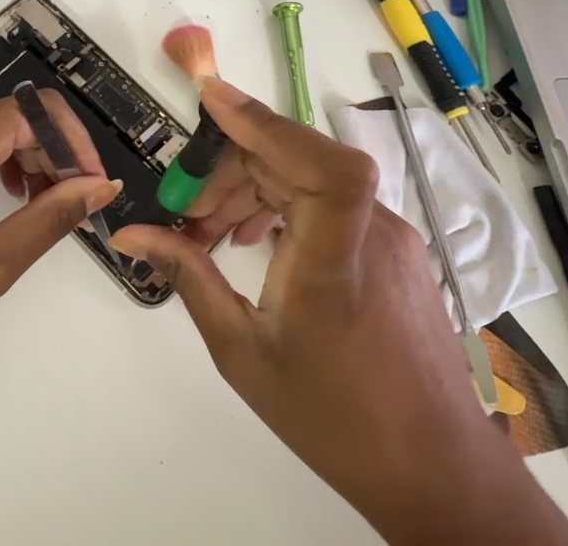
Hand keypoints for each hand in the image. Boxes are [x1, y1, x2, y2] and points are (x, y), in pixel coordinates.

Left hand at [0, 93, 121, 352]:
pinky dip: (2, 162)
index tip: (95, 187)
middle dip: (56, 155)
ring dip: (31, 161)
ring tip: (46, 209)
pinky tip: (10, 200)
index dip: (77, 145)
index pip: (41, 111)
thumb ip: (54, 216)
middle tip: (75, 206)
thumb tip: (101, 187)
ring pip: (1, 126)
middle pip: (22, 116)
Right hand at [111, 79, 567, 544]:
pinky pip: (333, 204)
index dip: (265, 122)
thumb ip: (187, 276)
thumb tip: (132, 233)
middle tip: (184, 210)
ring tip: (210, 233)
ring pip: (313, 178)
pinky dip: (286, 204)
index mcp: (336, 262)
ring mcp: (392, 239)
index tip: (209, 98)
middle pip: (298, 161)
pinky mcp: (396, 250)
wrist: (434, 468)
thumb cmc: (332, 417)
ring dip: (255, 187)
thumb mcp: (241, 350)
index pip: (319, 165)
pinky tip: (256, 240)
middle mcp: (374, 234)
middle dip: (231, 169)